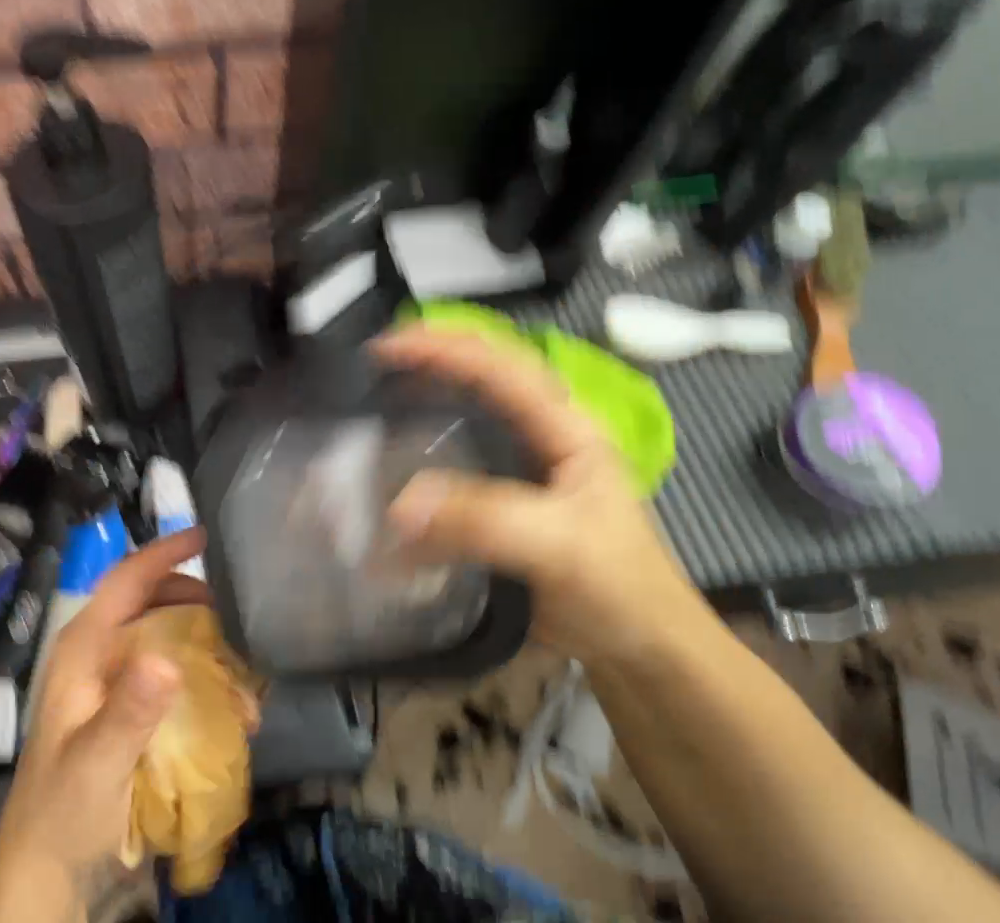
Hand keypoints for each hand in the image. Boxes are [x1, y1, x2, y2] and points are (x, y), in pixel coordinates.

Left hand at [0, 529, 206, 897]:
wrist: (49, 872)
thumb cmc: (64, 812)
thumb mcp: (98, 762)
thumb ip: (130, 713)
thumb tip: (168, 658)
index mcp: (82, 650)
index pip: (125, 582)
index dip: (164, 554)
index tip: (206, 536)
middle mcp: (97, 657)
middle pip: (150, 604)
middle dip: (194, 602)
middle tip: (238, 613)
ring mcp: (112, 686)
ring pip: (164, 640)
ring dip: (205, 648)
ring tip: (244, 672)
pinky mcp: (127, 715)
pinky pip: (170, 680)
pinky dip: (203, 684)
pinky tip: (233, 711)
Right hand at [373, 325, 712, 666]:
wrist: (637, 654)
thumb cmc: (620, 590)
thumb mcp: (562, 546)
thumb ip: (486, 520)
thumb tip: (400, 504)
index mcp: (564, 429)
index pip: (501, 365)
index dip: (444, 347)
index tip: (387, 348)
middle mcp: (536, 441)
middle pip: (476, 383)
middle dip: (423, 367)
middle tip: (366, 371)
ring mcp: (513, 477)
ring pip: (458, 429)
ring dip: (412, 418)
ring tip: (362, 416)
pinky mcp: (493, 515)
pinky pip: (444, 483)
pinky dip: (409, 478)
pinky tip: (379, 484)